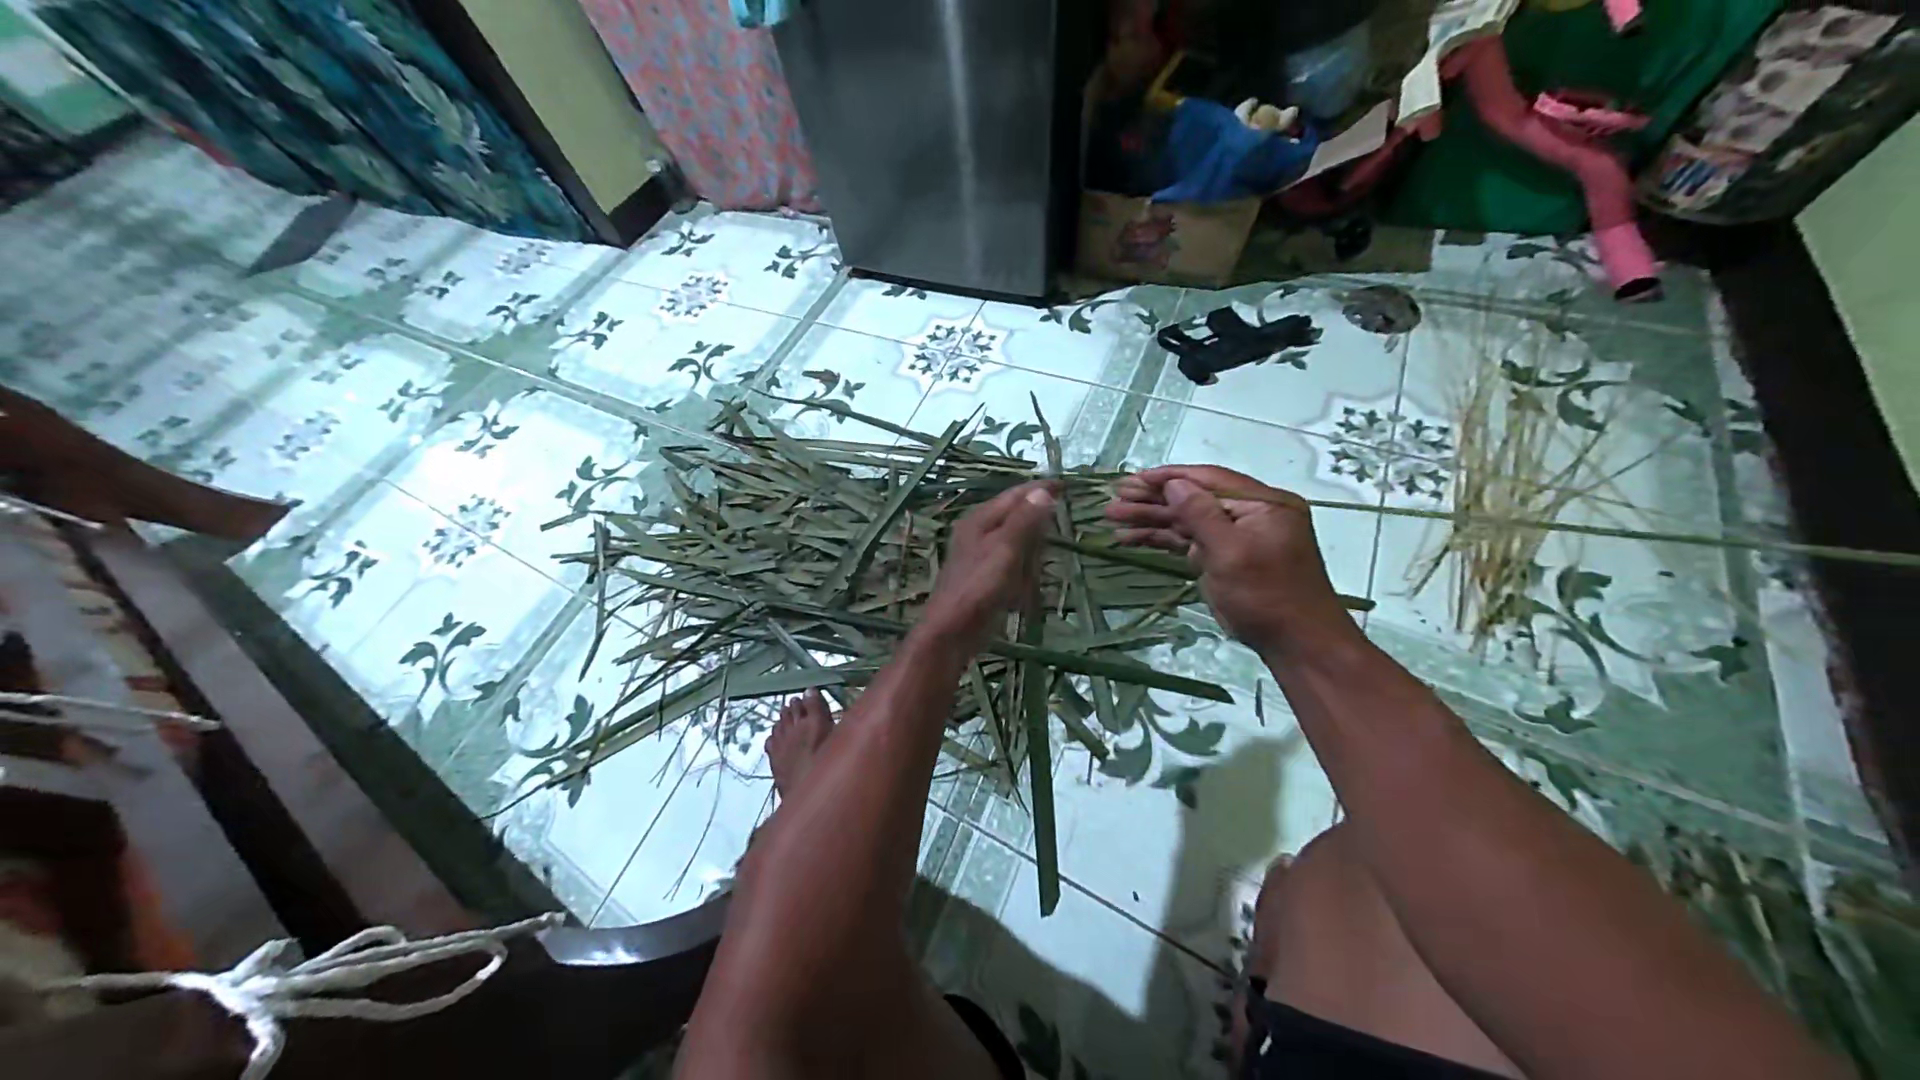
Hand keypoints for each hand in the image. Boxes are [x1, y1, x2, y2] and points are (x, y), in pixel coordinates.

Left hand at [920, 480, 1057, 648]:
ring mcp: (982, 555)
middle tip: (1048, 538)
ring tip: (1030, 572)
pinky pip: (1013, 568)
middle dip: (1035, 529)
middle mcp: (979, 532)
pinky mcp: (986, 578)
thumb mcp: (1006, 548)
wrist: (952, 629)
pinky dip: (1021, 576)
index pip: (1016, 495)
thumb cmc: (979, 586)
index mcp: (980, 518)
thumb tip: (1043, 491)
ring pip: (1017, 545)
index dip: (1040, 489)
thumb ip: (1025, 520)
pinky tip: (1021, 591)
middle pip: (1017, 518)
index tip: (1065, 486)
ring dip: (1029, 557)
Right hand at [1105, 465, 1355, 655]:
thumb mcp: (1232, 552)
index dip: (1170, 477)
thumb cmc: (1267, 596)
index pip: (1209, 479)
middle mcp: (1250, 513)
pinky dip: (1161, 539)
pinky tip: (1130, 539)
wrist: (1295, 643)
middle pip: (1194, 498)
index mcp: (1263, 503)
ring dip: (1150, 519)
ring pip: (1187, 520)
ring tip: (1113, 518)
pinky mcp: (1224, 557)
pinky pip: (1189, 541)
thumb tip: (1174, 484)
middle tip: (1115, 498)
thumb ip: (1201, 514)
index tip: (1135, 478)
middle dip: (1153, 499)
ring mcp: (1236, 536)